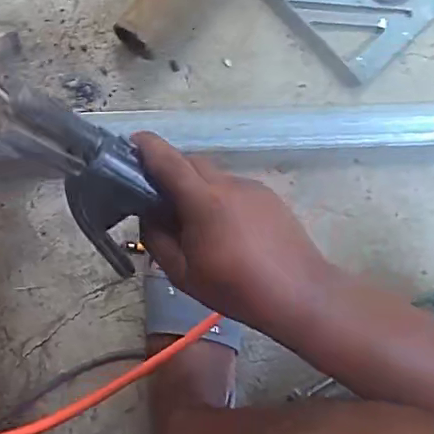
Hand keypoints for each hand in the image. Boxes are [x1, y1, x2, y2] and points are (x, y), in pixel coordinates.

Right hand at [133, 132, 341, 328]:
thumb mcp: (184, 274)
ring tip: (196, 222)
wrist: (300, 292)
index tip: (133, 140)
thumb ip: (158, 239)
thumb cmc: (237, 289)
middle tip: (159, 196)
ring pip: (214, 176)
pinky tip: (227, 229)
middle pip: (191, 163)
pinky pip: (234, 188)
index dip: (147, 146)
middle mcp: (228, 184)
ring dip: (197, 187)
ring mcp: (251, 187)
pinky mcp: (269, 195)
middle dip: (171, 170)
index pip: (168, 160)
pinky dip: (220, 198)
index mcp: (203, 201)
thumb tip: (148, 215)